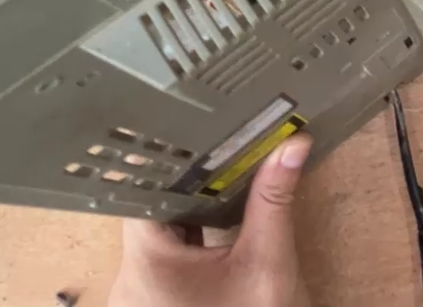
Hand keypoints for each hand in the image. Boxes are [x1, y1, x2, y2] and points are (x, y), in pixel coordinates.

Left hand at [109, 135, 313, 306]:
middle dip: (192, 181)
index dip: (171, 160)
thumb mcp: (267, 263)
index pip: (145, 192)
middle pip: (153, 211)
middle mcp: (128, 283)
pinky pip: (166, 259)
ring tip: (229, 170)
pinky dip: (193, 237)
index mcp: (146, 266)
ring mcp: (137, 300)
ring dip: (194, 208)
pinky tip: (223, 218)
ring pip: (160, 235)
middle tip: (228, 144)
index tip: (199, 133)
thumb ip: (273, 199)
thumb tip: (294, 142)